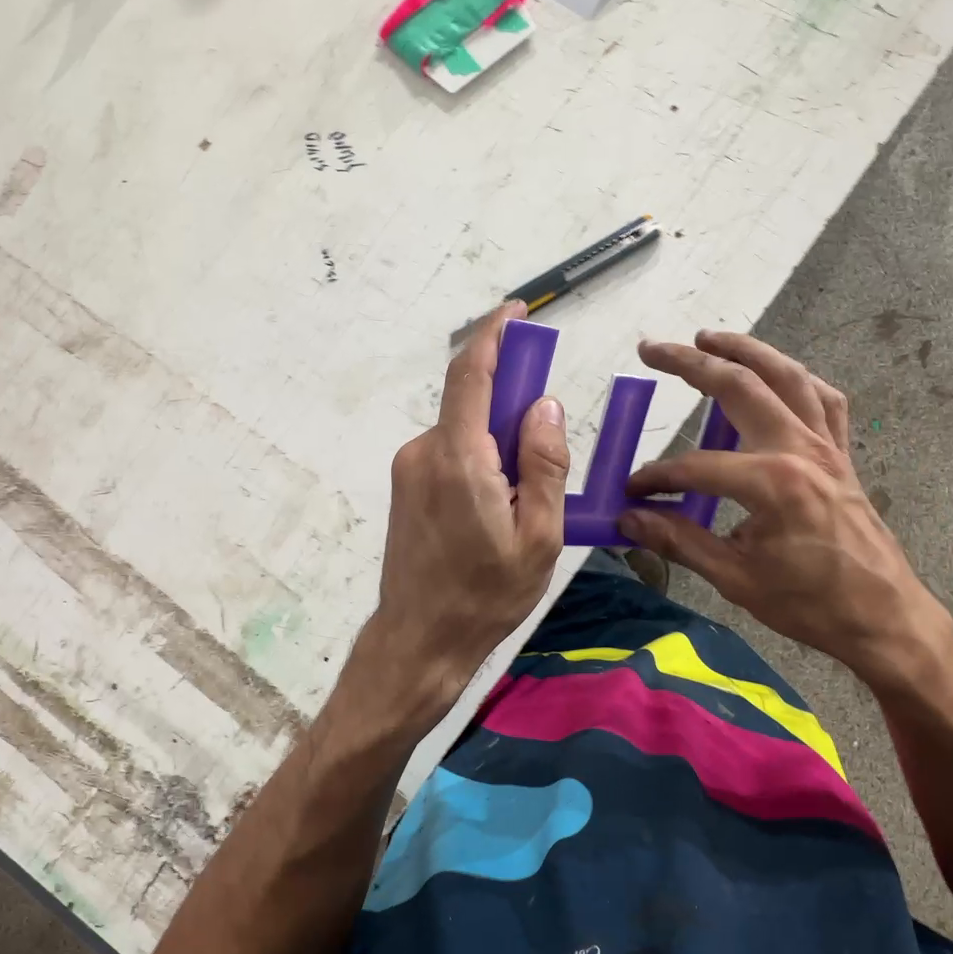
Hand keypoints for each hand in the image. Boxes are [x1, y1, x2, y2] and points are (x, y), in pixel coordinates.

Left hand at [364, 302, 569, 714]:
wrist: (419, 641)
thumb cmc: (486, 594)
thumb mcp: (539, 536)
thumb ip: (545, 464)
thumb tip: (545, 405)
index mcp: (459, 459)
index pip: (470, 374)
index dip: (493, 334)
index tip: (518, 312)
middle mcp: (425, 452)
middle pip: (472, 402)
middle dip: (513, 407)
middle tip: (546, 450)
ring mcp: (410, 469)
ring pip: (464, 432)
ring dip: (499, 445)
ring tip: (523, 503)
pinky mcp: (406, 486)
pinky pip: (451, 453)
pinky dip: (481, 461)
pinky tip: (497, 509)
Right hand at [618, 331, 952, 684]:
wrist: (884, 617)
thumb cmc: (810, 604)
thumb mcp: (736, 578)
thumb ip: (679, 541)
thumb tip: (629, 521)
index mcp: (771, 483)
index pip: (696, 467)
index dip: (657, 478)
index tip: (632, 492)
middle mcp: (800, 449)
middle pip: (740, 387)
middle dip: (691, 363)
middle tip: (652, 349)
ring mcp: (827, 446)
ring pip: (787, 376)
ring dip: (746, 350)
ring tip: (709, 337)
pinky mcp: (843, 454)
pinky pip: (824, 400)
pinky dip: (797, 380)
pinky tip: (778, 376)